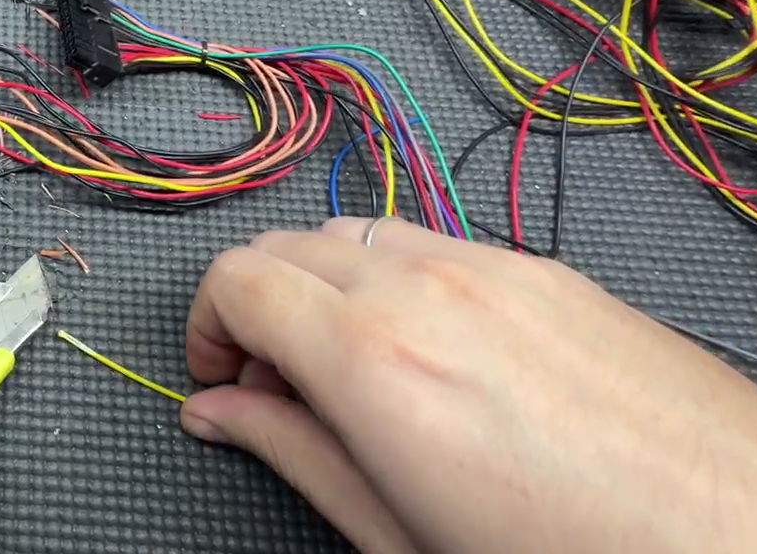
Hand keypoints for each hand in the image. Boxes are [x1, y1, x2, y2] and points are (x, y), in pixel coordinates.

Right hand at [180, 216, 756, 553]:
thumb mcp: (402, 537)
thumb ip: (288, 451)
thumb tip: (212, 413)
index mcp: (373, 356)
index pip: (232, 278)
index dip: (205, 324)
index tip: (219, 374)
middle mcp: (423, 286)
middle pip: (280, 245)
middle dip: (254, 303)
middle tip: (278, 380)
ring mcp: (493, 266)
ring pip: (349, 233)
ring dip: (320, 284)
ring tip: (353, 363)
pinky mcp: (550, 271)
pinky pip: (429, 243)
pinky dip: (392, 279)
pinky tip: (438, 354)